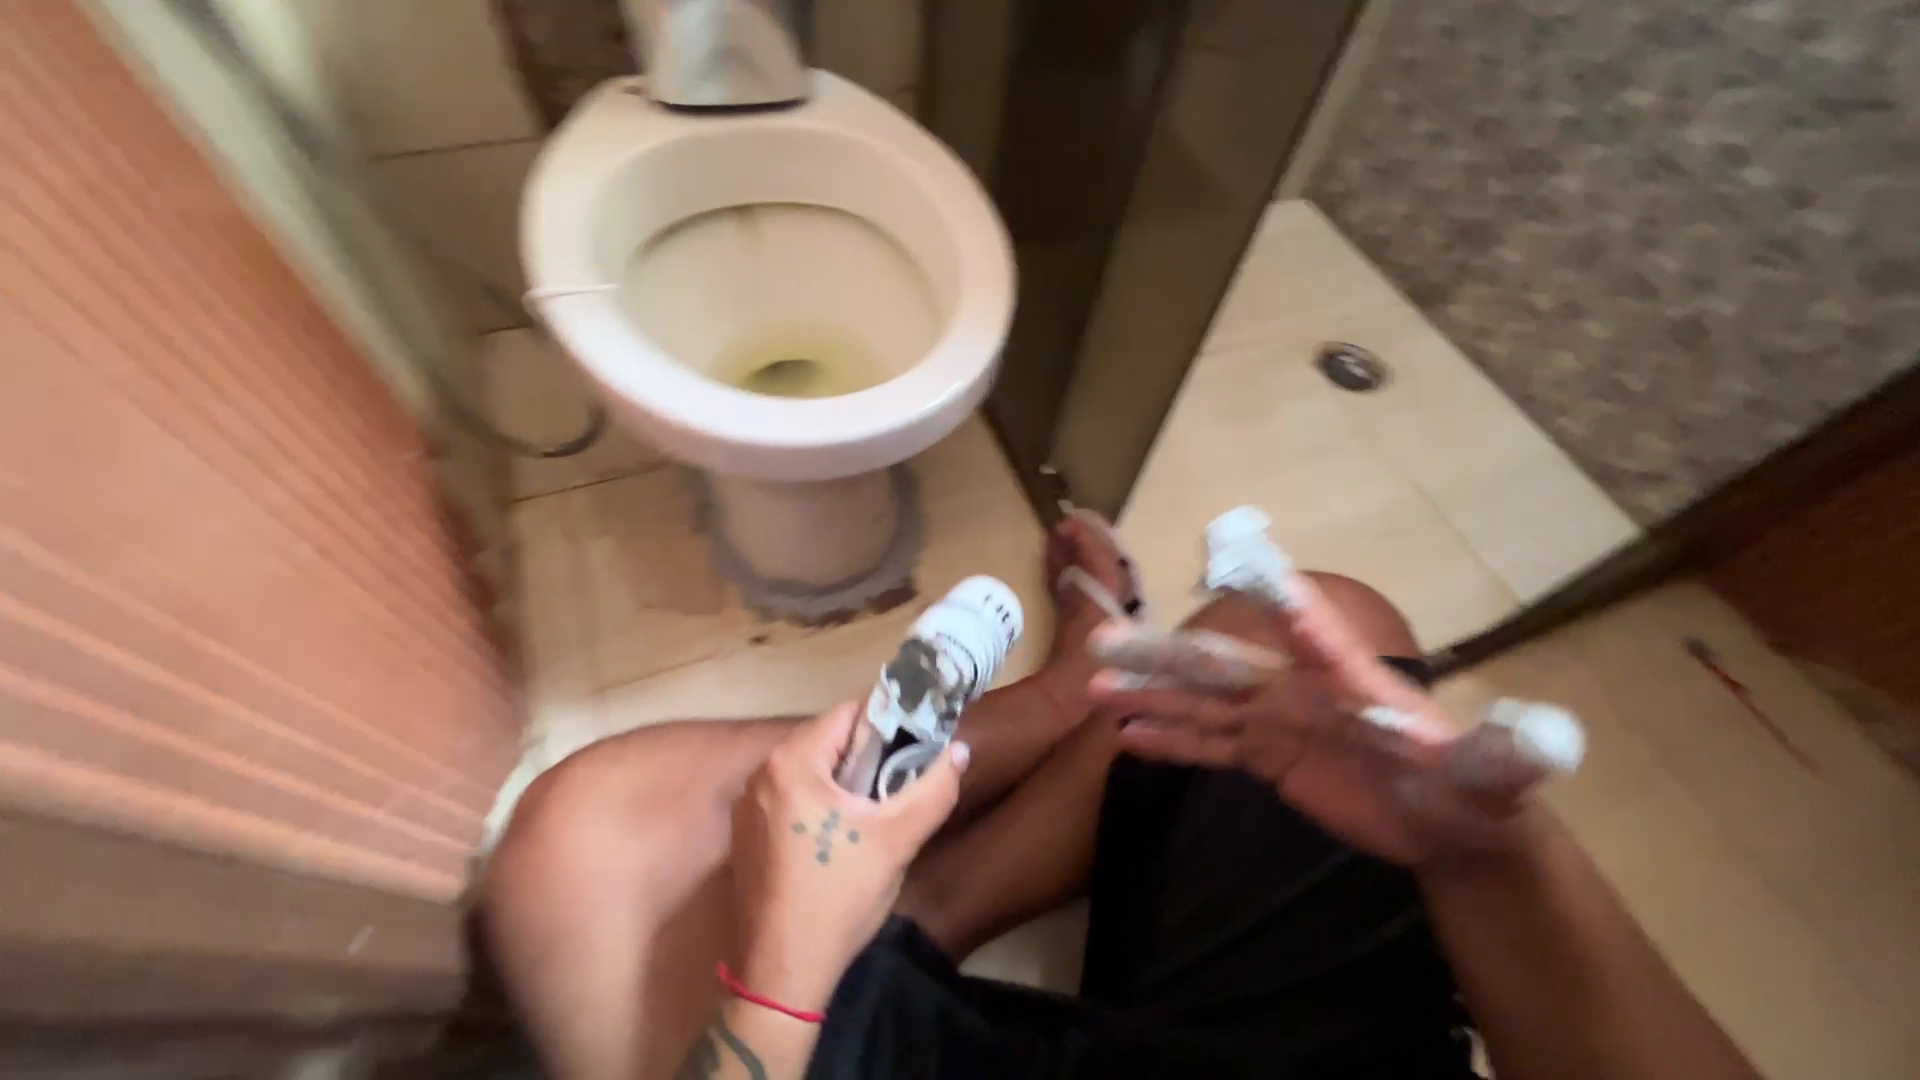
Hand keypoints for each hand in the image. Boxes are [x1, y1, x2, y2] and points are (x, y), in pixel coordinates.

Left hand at [729, 703, 966, 1013]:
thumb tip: (959, 750)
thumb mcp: (898, 841)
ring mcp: (748, 804)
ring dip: (843, 776)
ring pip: (809, 768)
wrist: (783, 973)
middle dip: (867, 750)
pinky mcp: (746, 833)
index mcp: (792, 763)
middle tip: (901, 773)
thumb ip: (934, 789)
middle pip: (826, 738)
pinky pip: (790, 794)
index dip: (888, 720)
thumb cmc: (840, 897)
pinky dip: (818, 798)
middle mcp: (762, 774)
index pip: (848, 712)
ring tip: (877, 802)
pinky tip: (842, 831)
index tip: (917, 738)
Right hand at [1090, 580, 1539, 866]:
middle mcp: (1297, 687)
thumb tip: (1552, 737)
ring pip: (1199, 702)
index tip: (1232, 563)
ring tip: (1094, 691)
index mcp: (1347, 677)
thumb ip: (1509, 756)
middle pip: (1221, 665)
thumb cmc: (1470, 788)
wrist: (1447, 823)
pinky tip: (1127, 737)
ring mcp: (1274, 720)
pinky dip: (1167, 739)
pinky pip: (1206, 745)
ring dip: (1148, 695)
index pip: (1310, 633)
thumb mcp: (1495, 778)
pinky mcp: (1264, 756)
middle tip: (1103, 643)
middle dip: (1164, 654)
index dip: (1276, 602)